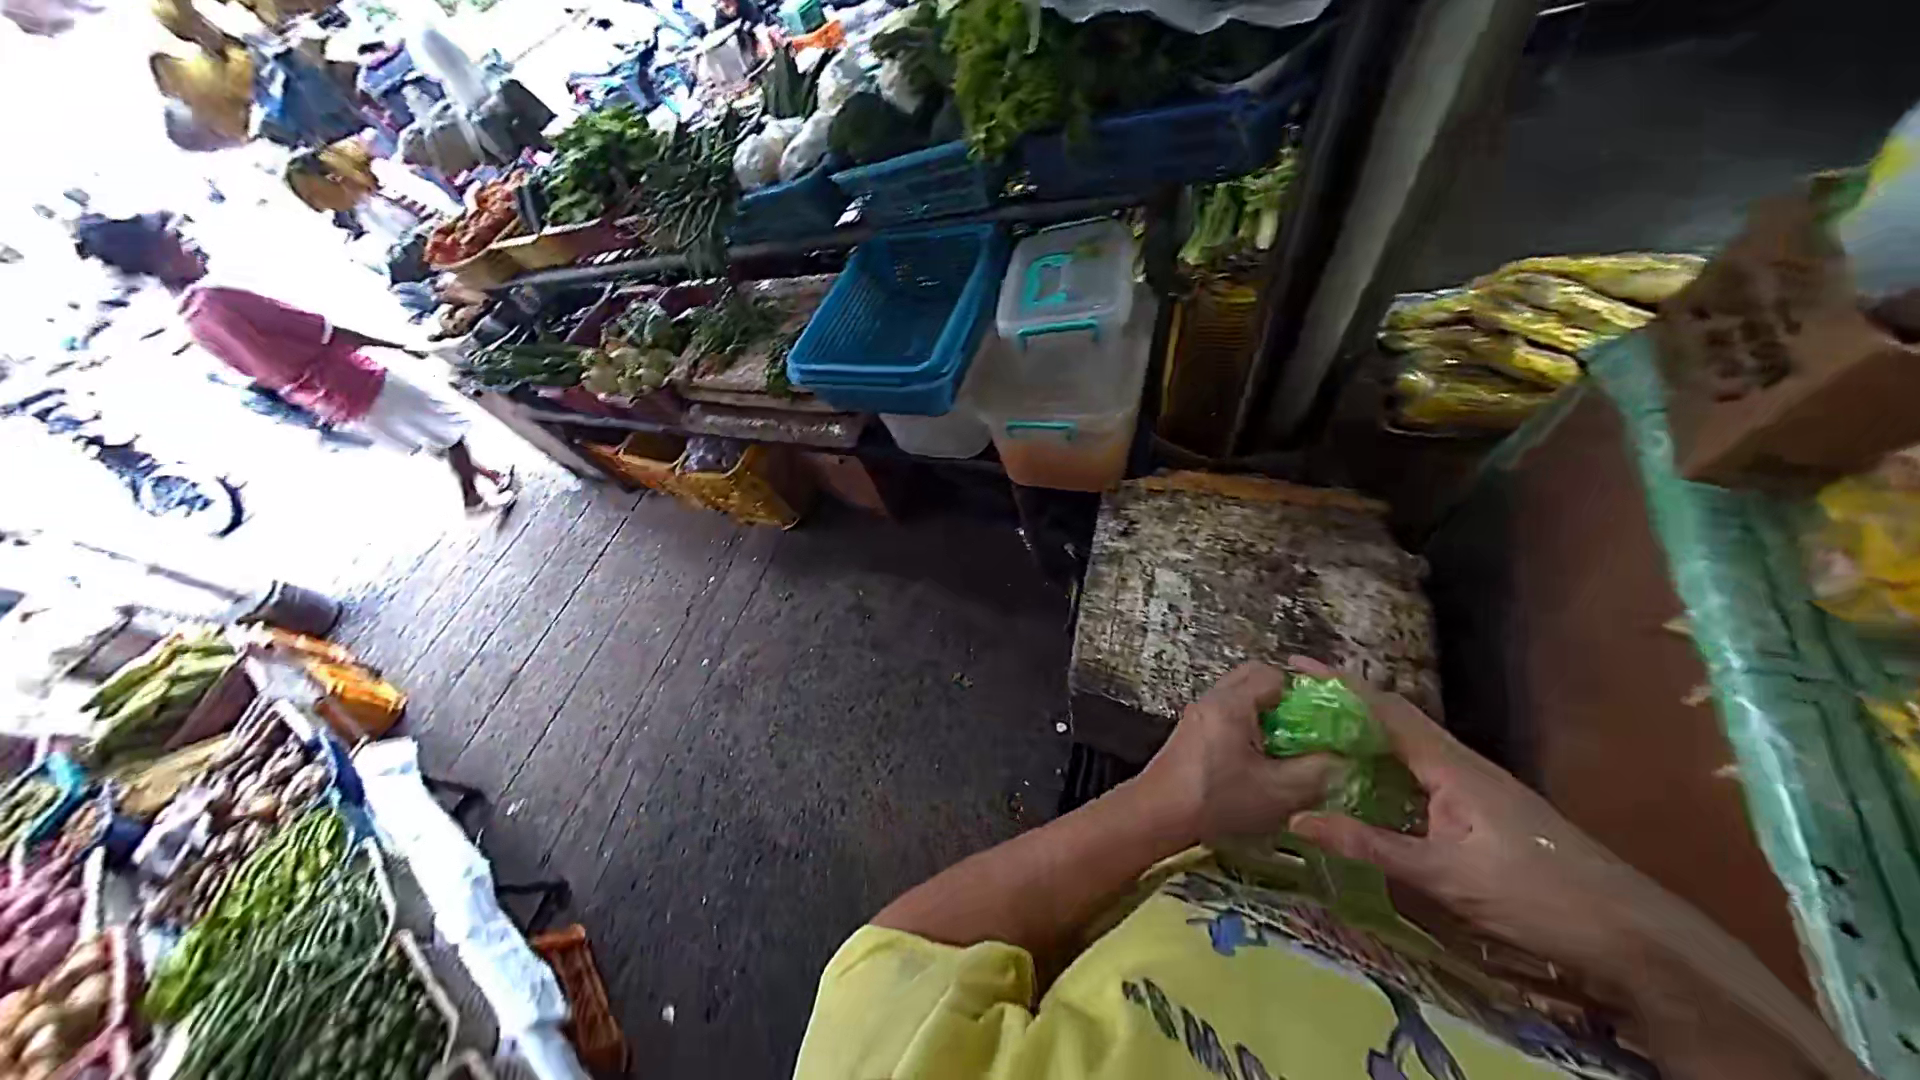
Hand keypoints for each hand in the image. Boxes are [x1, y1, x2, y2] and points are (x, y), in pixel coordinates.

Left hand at [1136, 663, 1338, 844]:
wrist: (1158, 814)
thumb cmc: (1218, 799)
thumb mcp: (1280, 791)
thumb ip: (1319, 770)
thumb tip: (1342, 756)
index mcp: (1231, 703)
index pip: (1273, 674)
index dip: (1303, 693)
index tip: (1321, 721)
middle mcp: (1211, 699)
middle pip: (1253, 679)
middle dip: (1284, 700)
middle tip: (1305, 732)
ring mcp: (1197, 714)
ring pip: (1239, 698)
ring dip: (1264, 716)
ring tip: (1284, 749)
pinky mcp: (1191, 732)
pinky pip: (1225, 715)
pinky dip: (1245, 727)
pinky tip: (1257, 760)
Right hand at [1284, 658, 1669, 985]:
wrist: (1633, 935)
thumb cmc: (1536, 895)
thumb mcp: (1442, 874)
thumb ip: (1369, 844)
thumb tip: (1296, 819)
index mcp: (1449, 765)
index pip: (1384, 709)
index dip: (1339, 684)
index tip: (1296, 663)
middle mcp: (1459, 763)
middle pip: (1393, 717)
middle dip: (1344, 700)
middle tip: (1295, 695)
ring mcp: (1473, 784)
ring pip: (1406, 742)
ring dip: (1362, 728)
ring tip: (1316, 728)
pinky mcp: (1480, 806)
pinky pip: (1417, 767)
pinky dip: (1381, 759)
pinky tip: (1363, 777)